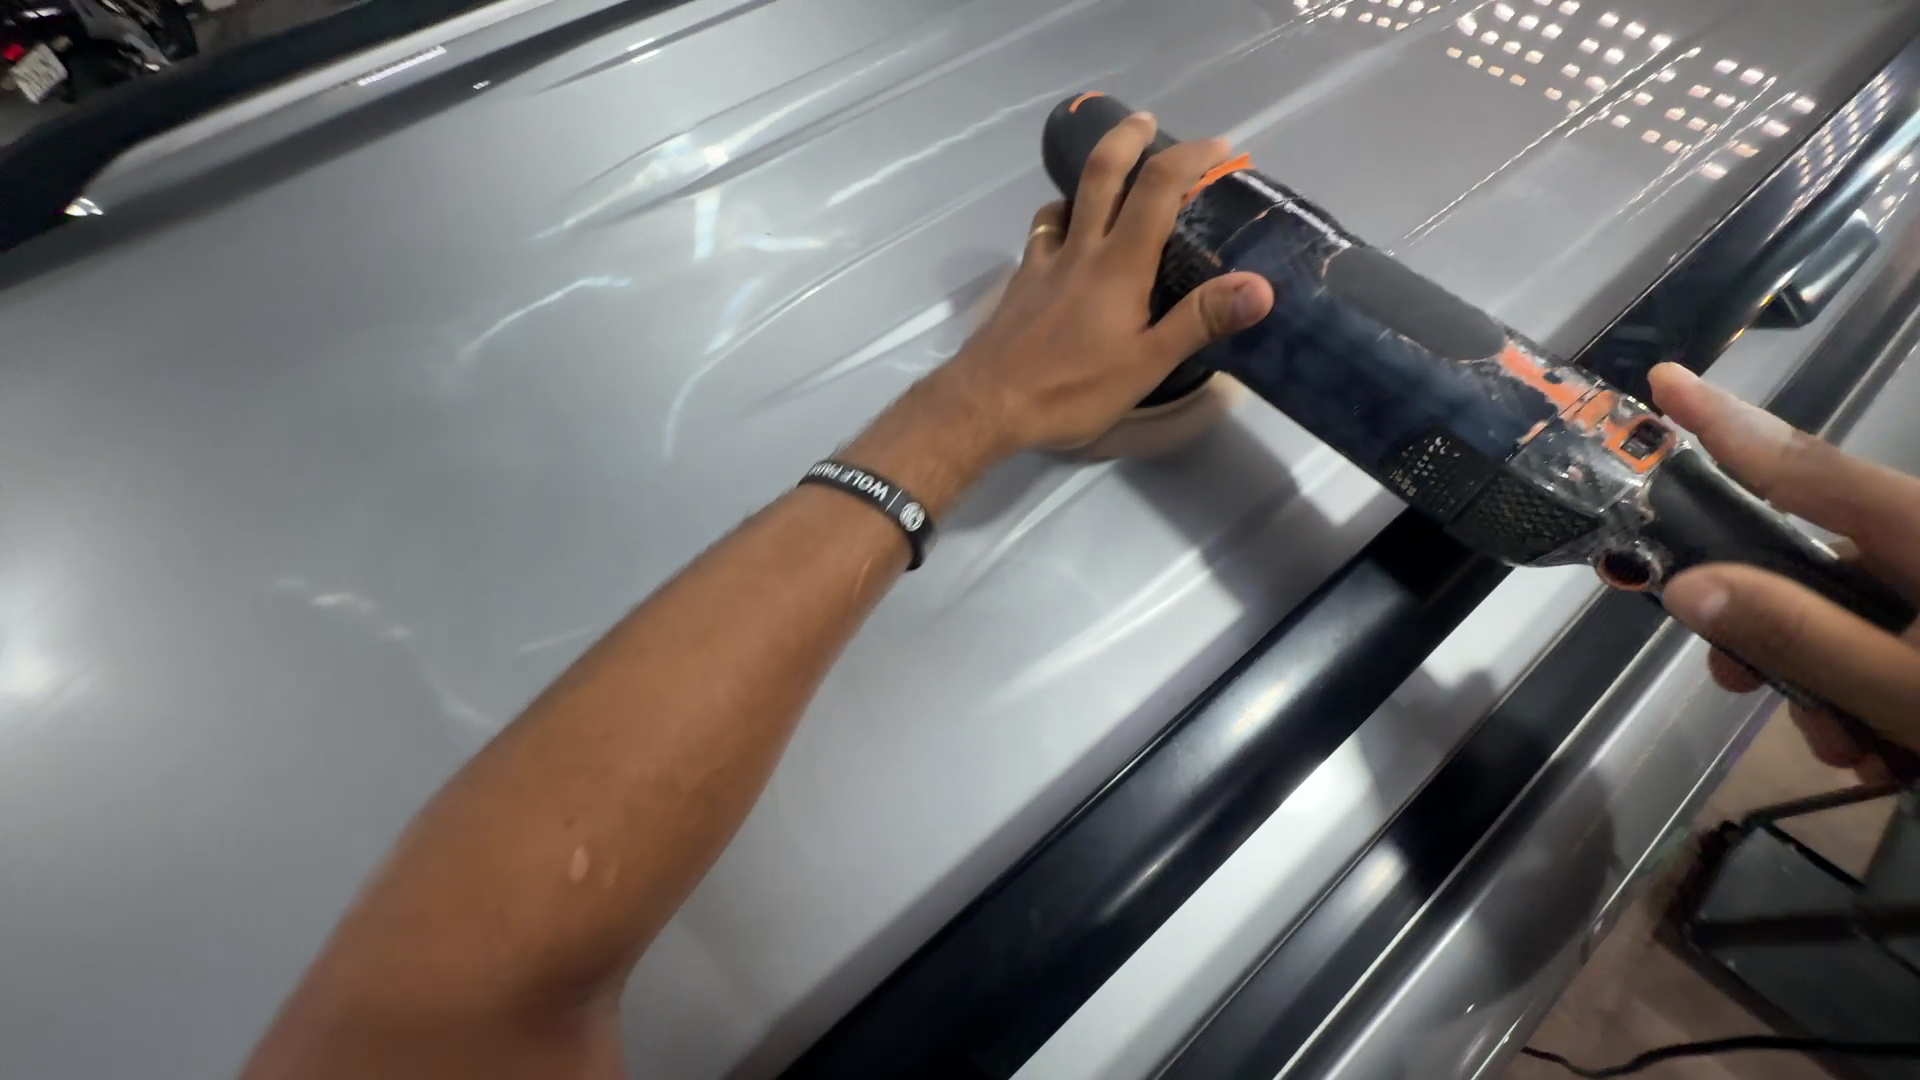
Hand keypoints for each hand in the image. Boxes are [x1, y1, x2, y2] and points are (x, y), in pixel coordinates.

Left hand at [932, 112, 1273, 452]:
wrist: (988, 404)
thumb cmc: (1071, 390)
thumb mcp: (1145, 364)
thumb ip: (1199, 321)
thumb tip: (1261, 286)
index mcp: (1119, 264)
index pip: (1159, 187)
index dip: (1191, 156)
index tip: (1219, 148)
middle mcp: (1079, 250)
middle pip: (1102, 173)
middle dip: (1128, 138)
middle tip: (1147, 122)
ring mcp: (1042, 265)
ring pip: (1064, 203)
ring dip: (1087, 181)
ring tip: (1105, 182)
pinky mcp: (1018, 285)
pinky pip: (1040, 236)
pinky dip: (1057, 221)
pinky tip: (1061, 239)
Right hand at [1649, 363, 1919, 773]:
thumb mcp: (1917, 694)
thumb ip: (1800, 636)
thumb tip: (1686, 586)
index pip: (1801, 467)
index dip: (1723, 423)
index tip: (1664, 381)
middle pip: (1803, 561)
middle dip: (1761, 626)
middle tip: (1739, 681)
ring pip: (1840, 612)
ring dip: (1816, 676)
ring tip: (1845, 745)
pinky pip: (1887, 638)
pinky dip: (1867, 688)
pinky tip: (1882, 743)